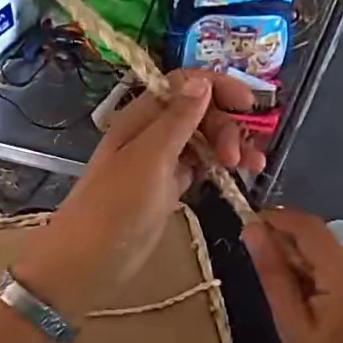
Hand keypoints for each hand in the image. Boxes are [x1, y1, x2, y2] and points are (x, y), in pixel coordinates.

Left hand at [16, 70, 264, 313]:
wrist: (89, 261)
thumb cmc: (116, 206)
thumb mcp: (150, 158)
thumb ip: (177, 120)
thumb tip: (202, 82)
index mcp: (142, 117)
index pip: (183, 84)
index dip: (217, 87)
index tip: (248, 104)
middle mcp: (152, 133)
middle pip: (199, 112)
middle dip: (226, 126)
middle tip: (238, 157)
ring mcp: (160, 162)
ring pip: (202, 140)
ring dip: (229, 146)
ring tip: (253, 167)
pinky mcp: (168, 188)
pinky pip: (199, 166)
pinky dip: (218, 167)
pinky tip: (235, 176)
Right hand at [245, 208, 342, 342]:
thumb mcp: (292, 326)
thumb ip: (273, 274)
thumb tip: (252, 230)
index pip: (309, 228)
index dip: (277, 219)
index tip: (247, 223)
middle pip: (319, 239)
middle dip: (288, 247)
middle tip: (263, 273)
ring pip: (328, 250)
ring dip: (303, 262)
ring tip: (289, 298)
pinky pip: (341, 264)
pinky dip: (320, 272)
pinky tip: (310, 301)